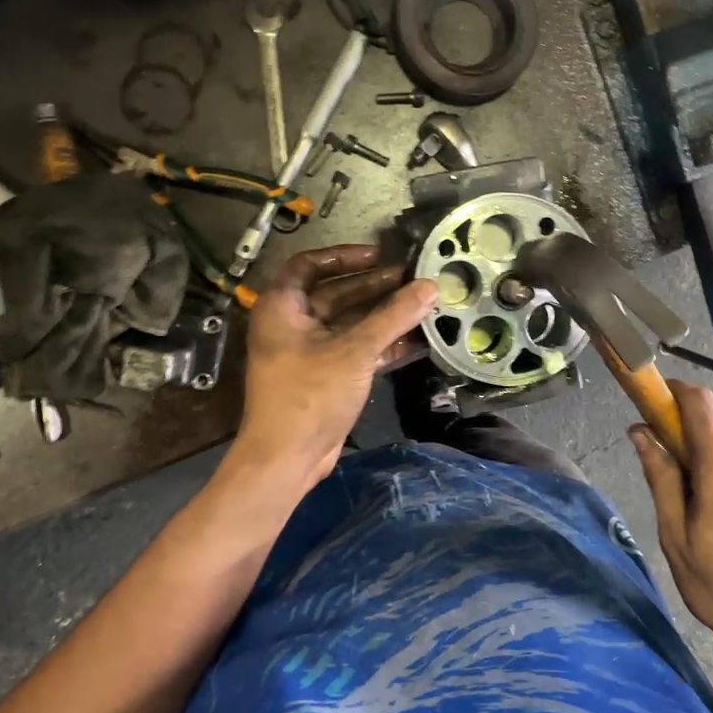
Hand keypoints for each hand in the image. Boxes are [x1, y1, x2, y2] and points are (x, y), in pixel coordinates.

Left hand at [237, 245, 436, 481]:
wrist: (288, 456)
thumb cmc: (310, 394)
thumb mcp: (354, 350)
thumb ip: (394, 316)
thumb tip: (430, 287)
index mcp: (282, 307)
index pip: (309, 265)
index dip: (344, 256)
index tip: (380, 255)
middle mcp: (291, 324)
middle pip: (336, 293)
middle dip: (374, 286)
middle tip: (413, 279)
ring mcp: (309, 352)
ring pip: (350, 323)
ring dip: (384, 316)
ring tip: (422, 305)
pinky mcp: (326, 376)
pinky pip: (357, 349)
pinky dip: (383, 344)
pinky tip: (418, 340)